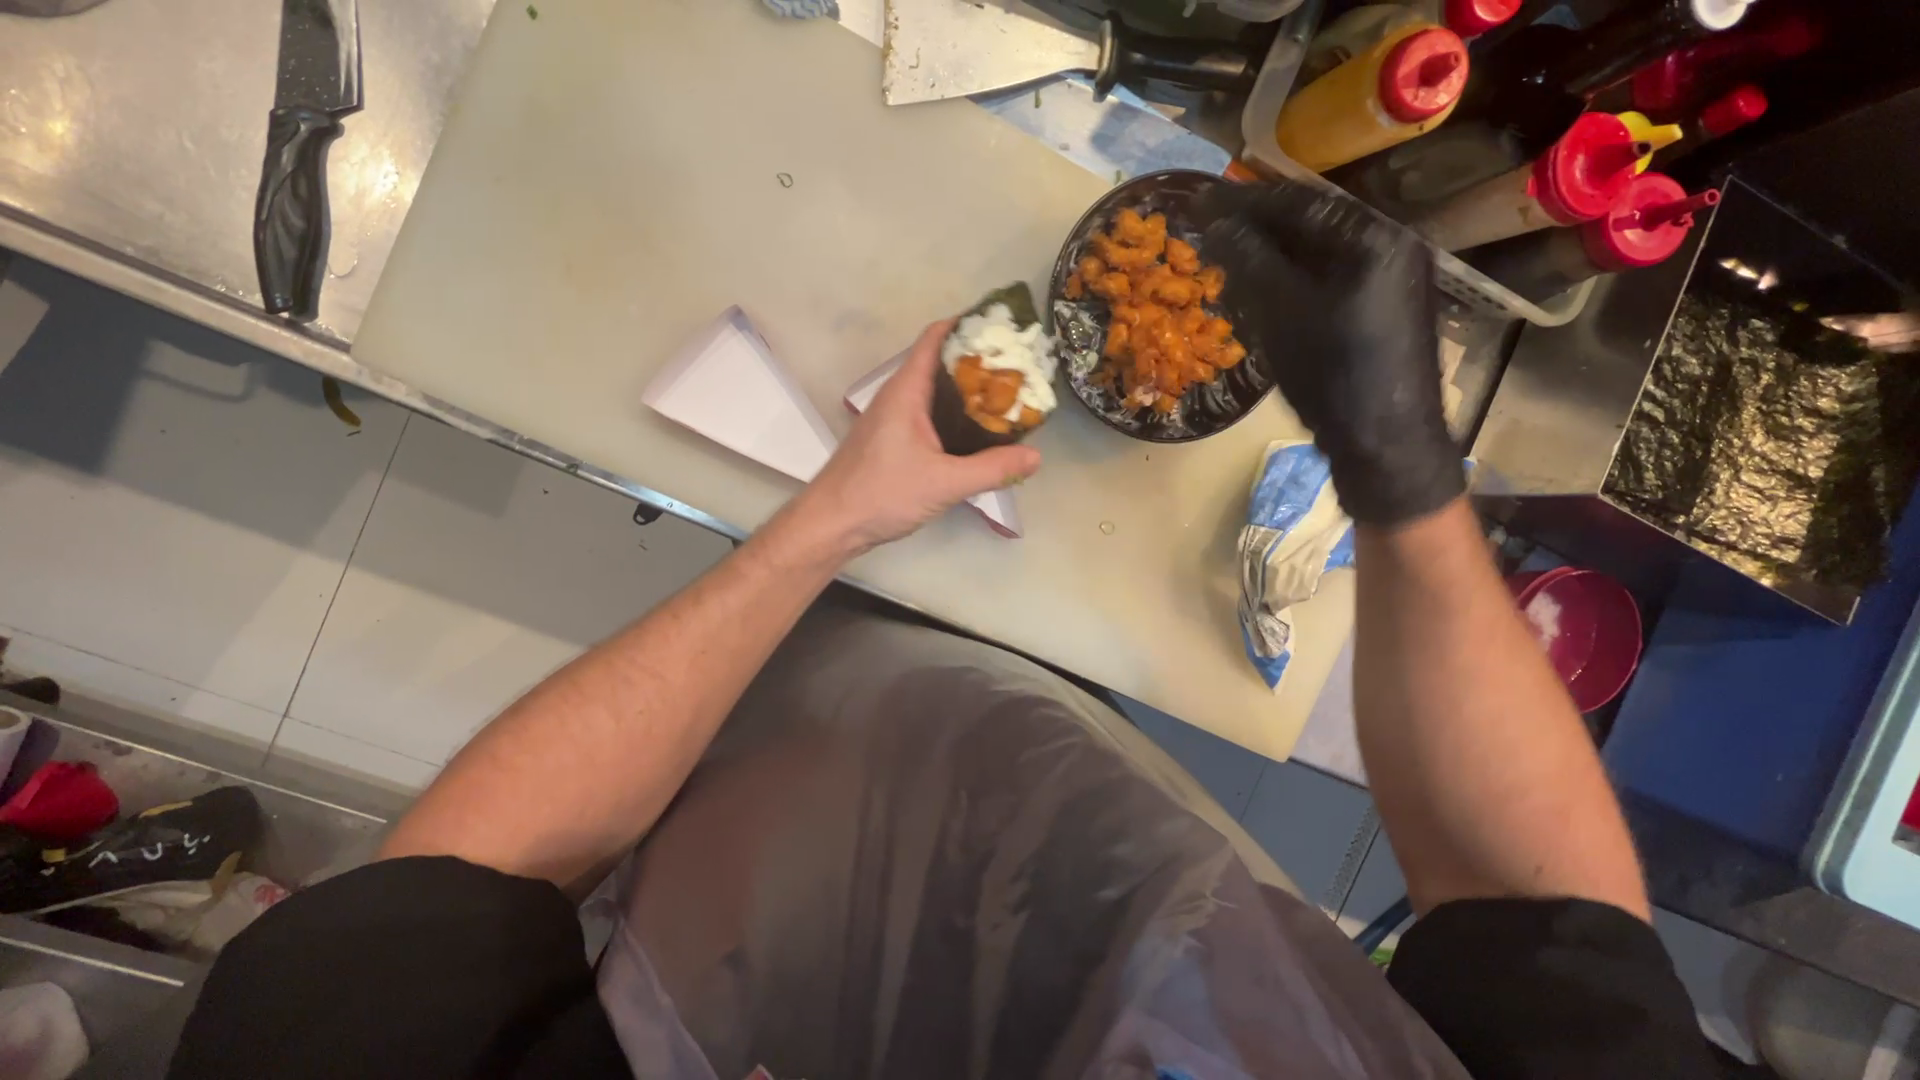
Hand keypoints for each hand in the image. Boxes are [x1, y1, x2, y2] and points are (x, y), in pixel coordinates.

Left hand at [791, 319, 1041, 555]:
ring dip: (969, 391)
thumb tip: (1036, 457)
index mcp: (906, 390)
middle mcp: (899, 396)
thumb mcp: (944, 483)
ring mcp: (894, 418)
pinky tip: (980, 434)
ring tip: (1008, 397)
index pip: (936, 337)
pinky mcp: (894, 440)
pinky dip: (956, 416)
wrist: (832, 524)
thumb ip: (992, 469)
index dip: (968, 324)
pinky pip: (931, 415)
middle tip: (1018, 367)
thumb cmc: (881, 494)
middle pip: (941, 362)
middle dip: (978, 361)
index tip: (1003, 328)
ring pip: (937, 392)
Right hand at [1198, 179, 1461, 527]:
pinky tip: (1262, 282)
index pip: (1297, 203)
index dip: (1243, 201)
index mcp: (1373, 237)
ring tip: (1227, 250)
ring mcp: (1392, 276)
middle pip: (1312, 221)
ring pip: (1320, 249)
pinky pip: (1332, 273)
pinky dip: (1294, 273)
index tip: (1199, 198)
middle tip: (1208, 222)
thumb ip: (1252, 261)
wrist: (1386, 443)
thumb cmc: (1335, 375)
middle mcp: (1391, 244)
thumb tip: (1216, 221)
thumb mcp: (1284, 314)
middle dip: (1258, 223)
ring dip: (1273, 249)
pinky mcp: (1384, 305)